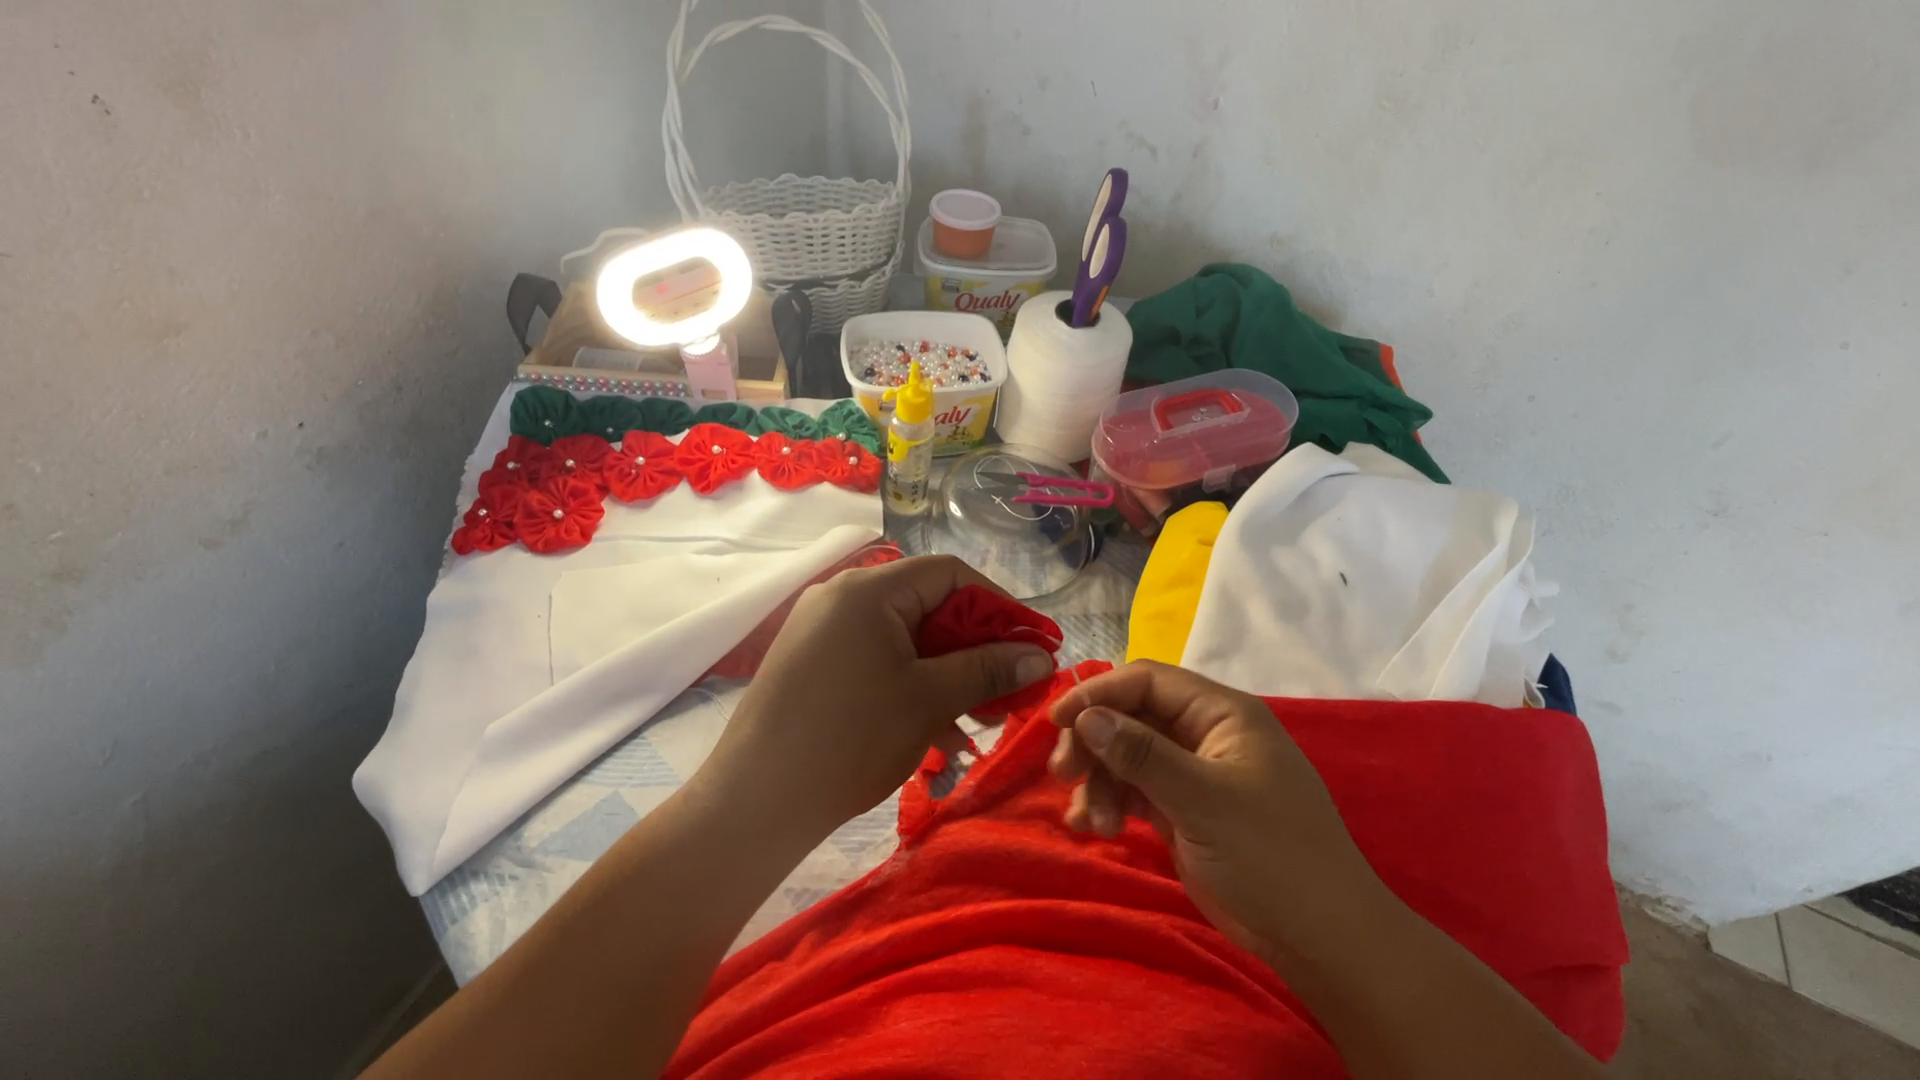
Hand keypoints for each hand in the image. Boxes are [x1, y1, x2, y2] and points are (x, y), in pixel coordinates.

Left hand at [703, 555, 1055, 839]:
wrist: (756, 801)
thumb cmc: (850, 738)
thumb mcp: (929, 700)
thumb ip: (988, 670)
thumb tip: (1041, 656)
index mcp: (869, 589)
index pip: (950, 574)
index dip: (999, 606)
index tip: (1031, 646)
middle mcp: (841, 596)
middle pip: (927, 605)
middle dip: (974, 647)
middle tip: (1008, 689)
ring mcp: (821, 630)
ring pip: (903, 638)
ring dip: (946, 672)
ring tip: (977, 720)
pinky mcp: (811, 663)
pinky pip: (875, 659)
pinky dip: (910, 684)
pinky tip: (938, 730)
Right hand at [1047, 661, 1383, 961]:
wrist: (1317, 937)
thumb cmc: (1270, 855)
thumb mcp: (1203, 800)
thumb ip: (1142, 755)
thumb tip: (1085, 717)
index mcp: (1221, 714)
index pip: (1148, 682)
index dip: (1099, 693)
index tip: (1057, 720)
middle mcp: (1203, 735)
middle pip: (1130, 717)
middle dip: (1093, 742)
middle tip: (1062, 773)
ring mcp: (1191, 774)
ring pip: (1125, 756)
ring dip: (1099, 782)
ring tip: (1090, 823)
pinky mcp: (1181, 810)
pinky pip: (1132, 792)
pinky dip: (1108, 804)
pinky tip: (1090, 828)